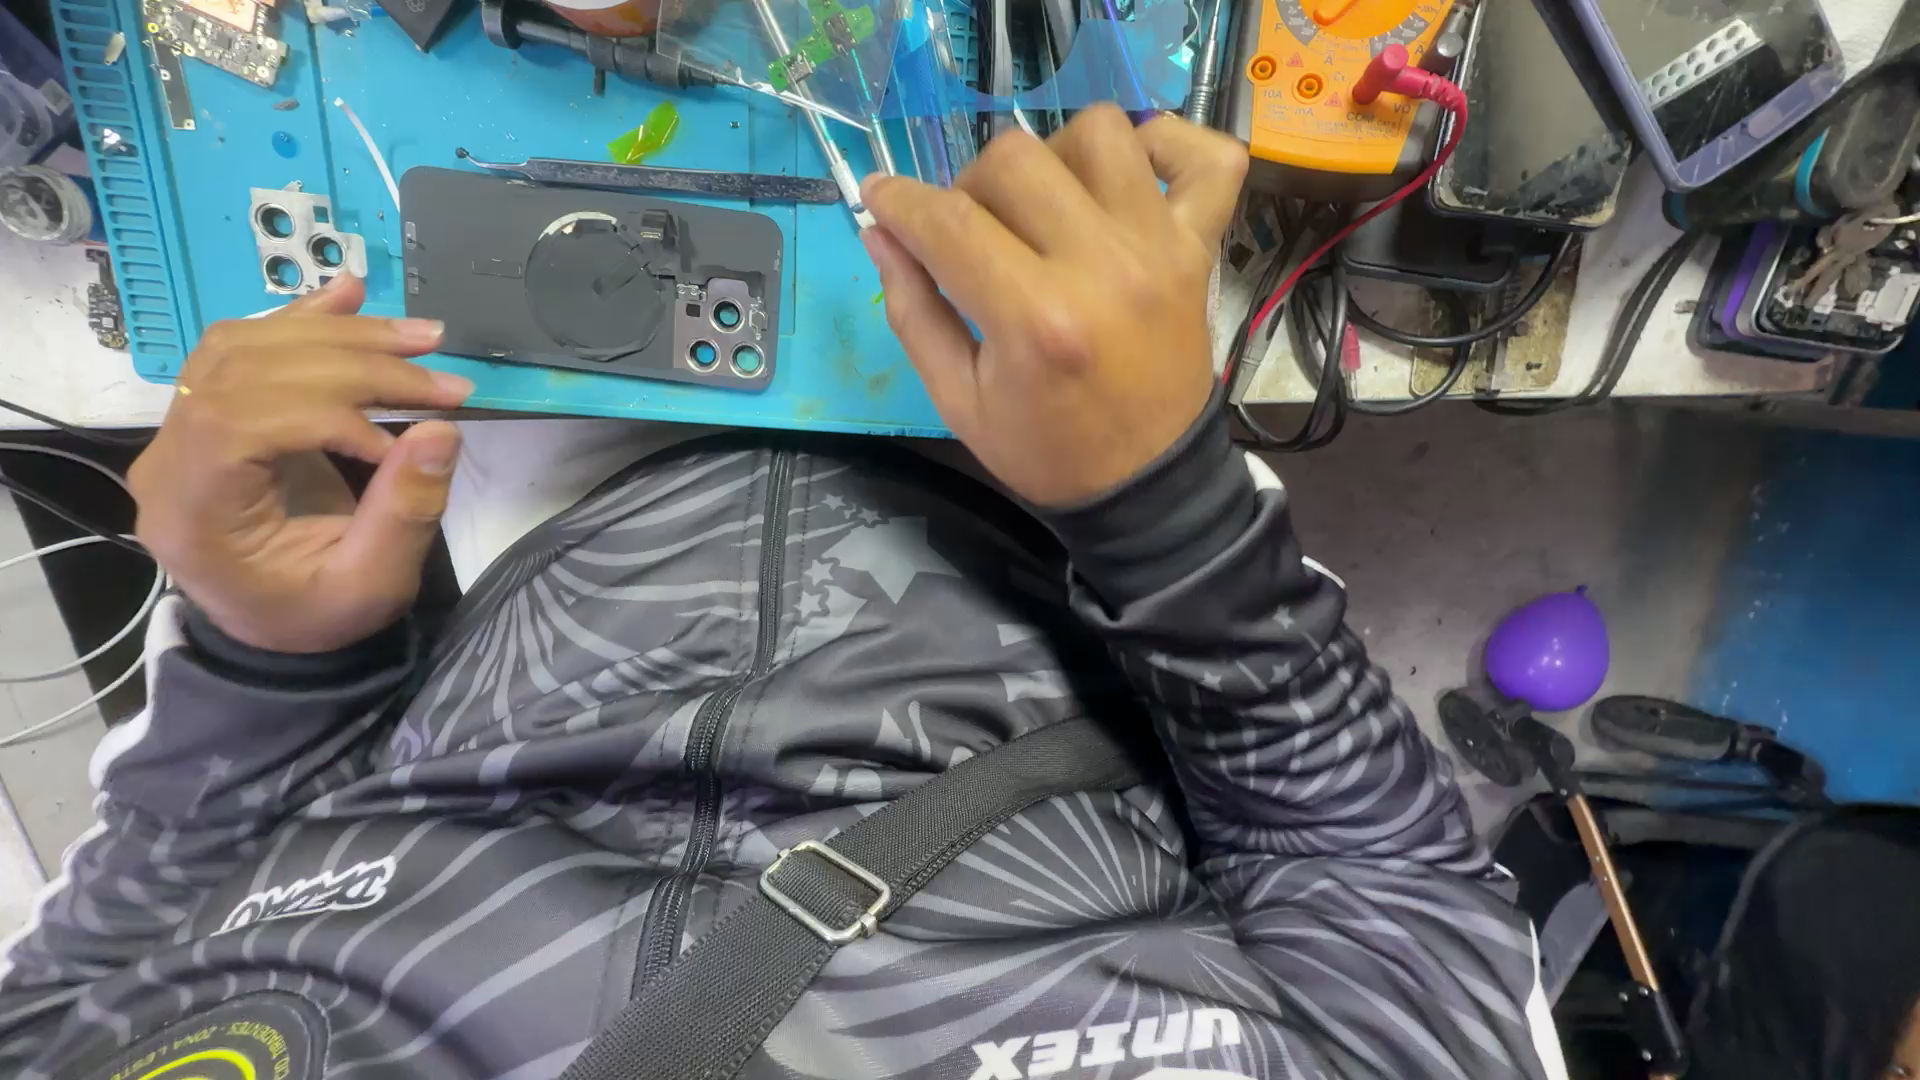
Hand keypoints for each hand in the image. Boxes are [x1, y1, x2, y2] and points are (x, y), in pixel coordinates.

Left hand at [128, 275, 474, 652]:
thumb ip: (405, 511)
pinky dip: (304, 319)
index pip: (241, 421)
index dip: (331, 414)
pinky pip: (247, 348)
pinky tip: (350, 296)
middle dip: (358, 365)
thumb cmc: (322, 613)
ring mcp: (188, 429)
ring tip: (422, 337)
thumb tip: (443, 431)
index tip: (403, 444)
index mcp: (196, 509)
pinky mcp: (221, 416)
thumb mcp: (374, 582)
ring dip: (341, 334)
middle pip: (249, 371)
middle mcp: (171, 455)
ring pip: (247, 347)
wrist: (280, 624)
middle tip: (445, 377)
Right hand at [862, 107, 1246, 506]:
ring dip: (1051, 158)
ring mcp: (1160, 248)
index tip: (880, 195)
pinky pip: (1202, 154)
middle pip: (1014, 160)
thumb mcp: (959, 402)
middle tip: (969, 234)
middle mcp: (1101, 267)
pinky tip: (1125, 177)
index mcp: (1034, 320)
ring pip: (1097, 133)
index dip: (900, 201)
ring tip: (1041, 209)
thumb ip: (913, 314)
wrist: (1144, 482)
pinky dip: (1164, 143)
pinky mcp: (1198, 247)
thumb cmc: (1046, 451)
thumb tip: (880, 230)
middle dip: (968, 188)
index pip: (949, 224)